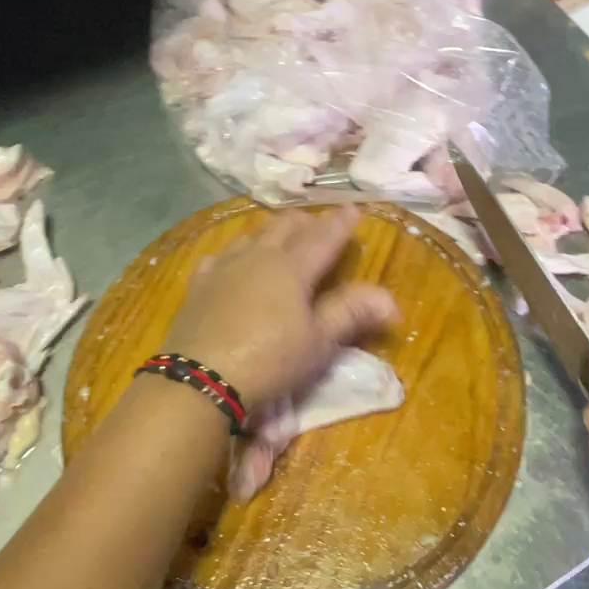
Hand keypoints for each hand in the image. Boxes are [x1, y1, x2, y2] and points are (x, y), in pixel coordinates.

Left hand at [164, 206, 398, 407]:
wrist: (201, 379)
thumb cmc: (270, 360)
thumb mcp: (318, 343)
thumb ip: (350, 313)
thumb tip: (389, 298)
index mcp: (292, 268)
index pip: (323, 237)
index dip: (340, 223)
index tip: (353, 209)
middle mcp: (258, 257)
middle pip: (285, 226)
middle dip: (306, 222)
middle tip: (318, 225)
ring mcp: (224, 268)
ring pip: (252, 235)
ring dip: (271, 232)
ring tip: (279, 238)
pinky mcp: (199, 285)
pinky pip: (219, 256)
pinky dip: (235, 253)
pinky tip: (232, 262)